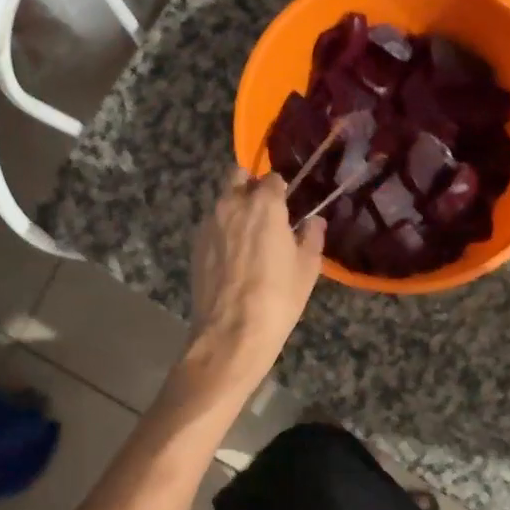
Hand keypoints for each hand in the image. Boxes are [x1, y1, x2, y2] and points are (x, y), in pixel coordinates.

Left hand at [181, 168, 324, 399]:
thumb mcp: (307, 268)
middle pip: (238, 177)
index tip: (287, 207)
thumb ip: (311, 237)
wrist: (231, 331)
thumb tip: (314, 221)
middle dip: (251, 187)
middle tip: (264, 212)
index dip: (281, 191)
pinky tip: (232, 256)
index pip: (273, 179)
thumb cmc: (278, 298)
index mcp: (264, 204)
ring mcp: (209, 223)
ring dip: (234, 208)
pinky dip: (222, 230)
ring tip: (247, 237)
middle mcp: (232, 204)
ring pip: (222, 201)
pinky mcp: (195, 245)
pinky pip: (211, 225)